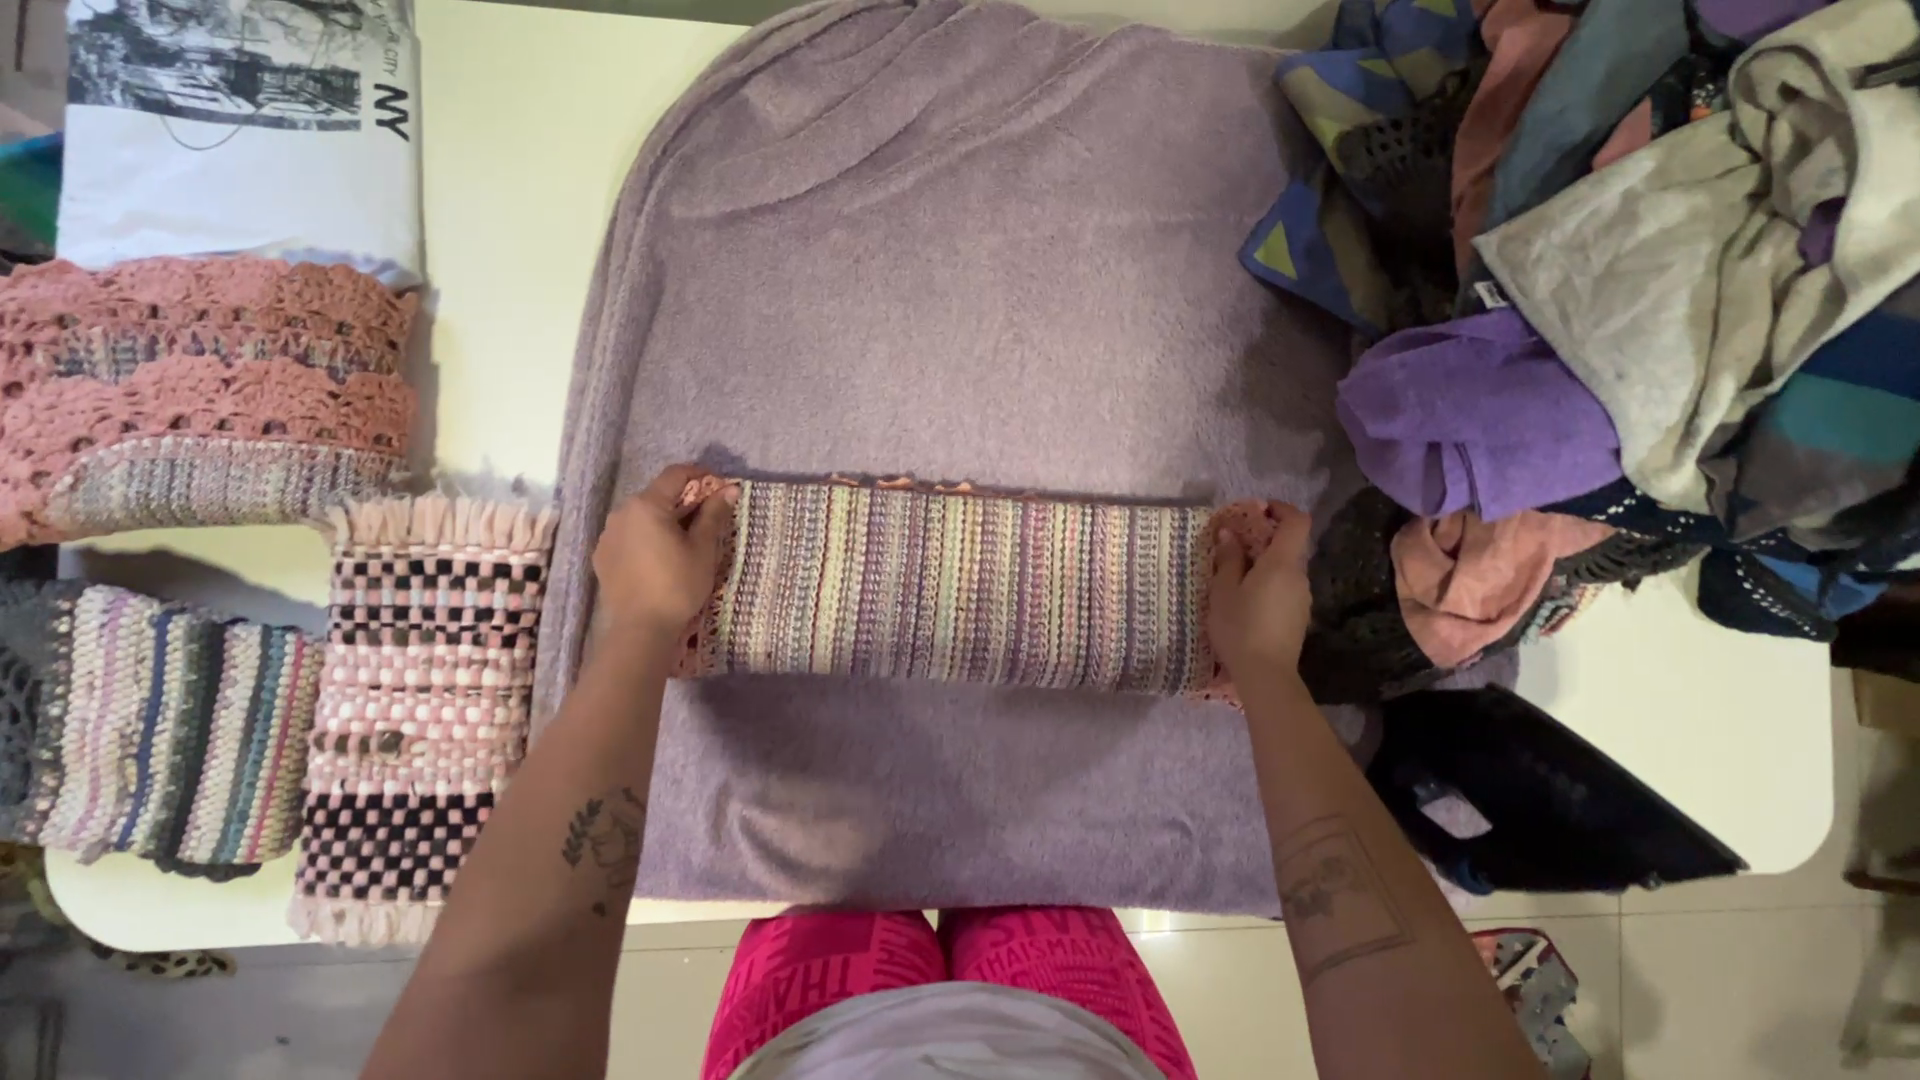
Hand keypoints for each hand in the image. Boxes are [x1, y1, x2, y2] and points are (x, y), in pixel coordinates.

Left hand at [591, 464, 736, 646]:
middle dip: (683, 500)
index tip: (719, 486)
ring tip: (682, 541)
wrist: (640, 628)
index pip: (675, 474)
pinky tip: (658, 558)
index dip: (700, 475)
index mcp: (647, 505)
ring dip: (663, 519)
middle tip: (706, 518)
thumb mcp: (703, 549)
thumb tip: (730, 489)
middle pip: (656, 495)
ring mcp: (608, 535)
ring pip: (640, 516)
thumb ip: (714, 514)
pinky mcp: (602, 556)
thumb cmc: (677, 584)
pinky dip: (645, 537)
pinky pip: (628, 536)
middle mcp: (622, 512)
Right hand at [1208, 502, 1313, 679]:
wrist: (1266, 674)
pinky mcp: (1298, 616)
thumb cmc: (1240, 627)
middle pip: (1289, 546)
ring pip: (1286, 568)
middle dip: (1264, 539)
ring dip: (1265, 563)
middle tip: (1234, 545)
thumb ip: (1228, 559)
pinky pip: (1285, 587)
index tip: (1258, 510)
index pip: (1297, 522)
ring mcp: (1302, 598)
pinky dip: (1269, 582)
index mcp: (1282, 563)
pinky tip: (1247, 600)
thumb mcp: (1223, 591)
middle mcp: (1299, 576)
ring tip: (1235, 576)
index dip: (1281, 509)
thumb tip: (1229, 533)